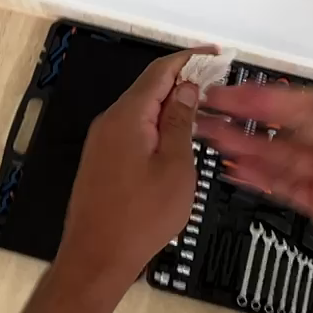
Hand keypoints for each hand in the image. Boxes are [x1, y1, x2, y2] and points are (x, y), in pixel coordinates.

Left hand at [53, 49, 207, 292]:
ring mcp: (102, 141)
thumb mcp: (175, 167)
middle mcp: (110, 122)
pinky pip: (132, 128)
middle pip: (149, 87)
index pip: (160, 72)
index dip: (189, 59)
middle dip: (182, 80)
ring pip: (141, 109)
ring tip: (202, 110)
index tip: (215, 54)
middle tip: (215, 82)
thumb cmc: (141, 217)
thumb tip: (187, 88)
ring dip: (171, 104)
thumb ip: (181, 123)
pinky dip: (157, 124)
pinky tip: (176, 137)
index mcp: (127, 117)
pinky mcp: (101, 159)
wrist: (96, 258)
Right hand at [196, 86, 312, 308]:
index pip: (312, 108)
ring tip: (211, 135)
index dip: (275, 100)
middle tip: (213, 106)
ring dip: (246, 145)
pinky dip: (260, 178)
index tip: (244, 93)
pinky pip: (285, 188)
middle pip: (287, 127)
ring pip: (279, 157)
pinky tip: (235, 168)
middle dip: (249, 115)